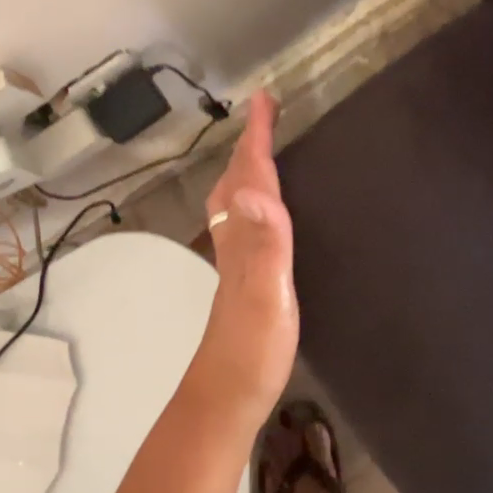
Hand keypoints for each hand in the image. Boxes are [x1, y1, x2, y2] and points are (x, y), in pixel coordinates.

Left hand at [184, 90, 297, 430]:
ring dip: (247, 168)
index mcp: (245, 236)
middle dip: (250, 142)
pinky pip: (246, 222)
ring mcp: (236, 260)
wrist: (226, 394)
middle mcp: (235, 240)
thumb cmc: (252, 348)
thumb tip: (254, 188)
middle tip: (266, 114)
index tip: (264, 98)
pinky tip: (263, 212)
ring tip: (262, 149)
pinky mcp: (243, 277)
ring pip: (236, 200)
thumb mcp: (266, 293)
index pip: (250, 175)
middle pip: (237, 179)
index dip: (257, 136)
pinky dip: (254, 199)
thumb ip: (264, 242)